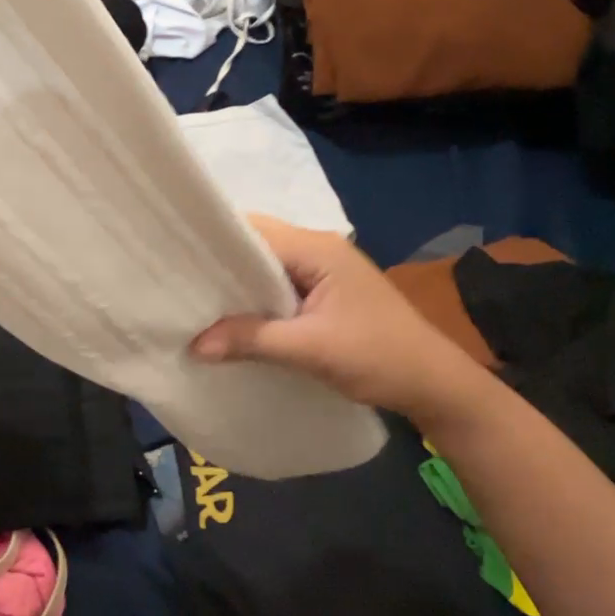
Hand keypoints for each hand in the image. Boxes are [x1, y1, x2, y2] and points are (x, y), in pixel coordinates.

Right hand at [191, 215, 492, 424]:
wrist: (438, 386)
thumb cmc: (379, 357)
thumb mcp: (312, 350)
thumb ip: (252, 340)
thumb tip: (194, 344)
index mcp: (316, 248)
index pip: (252, 229)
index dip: (214, 240)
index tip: (176, 256)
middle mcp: (318, 247)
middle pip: (256, 242)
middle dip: (221, 260)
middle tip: (180, 279)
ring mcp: (324, 268)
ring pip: (266, 263)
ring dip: (238, 279)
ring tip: (198, 297)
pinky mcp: (326, 290)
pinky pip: (280, 281)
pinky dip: (256, 293)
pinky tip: (235, 314)